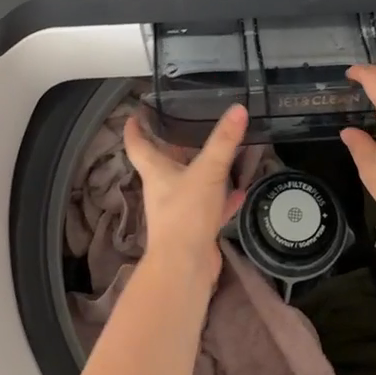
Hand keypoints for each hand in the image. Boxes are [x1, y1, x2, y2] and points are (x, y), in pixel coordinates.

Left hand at [124, 103, 249, 282]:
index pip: (138, 144)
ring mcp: (179, 210)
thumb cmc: (186, 213)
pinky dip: (223, 199)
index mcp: (156, 172)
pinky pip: (210, 207)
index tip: (136, 113)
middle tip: (188, 125)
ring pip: (189, 184)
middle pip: (165, 163)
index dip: (135, 128)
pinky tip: (240, 191)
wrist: (185, 265)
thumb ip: (224, 141)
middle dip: (174, 145)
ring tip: (220, 154)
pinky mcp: (196, 228)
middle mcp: (163, 189)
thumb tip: (238, 108)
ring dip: (202, 171)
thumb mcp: (207, 171)